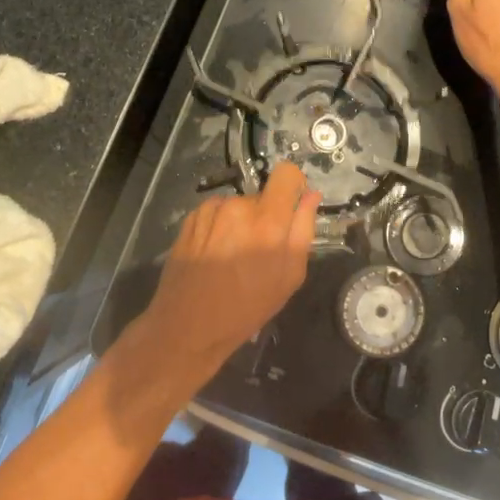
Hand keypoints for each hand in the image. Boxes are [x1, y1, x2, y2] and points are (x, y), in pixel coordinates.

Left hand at [140, 161, 320, 367]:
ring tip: (233, 257)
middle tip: (259, 252)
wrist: (188, 326)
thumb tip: (311, 196)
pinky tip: (214, 254)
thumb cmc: (246, 308)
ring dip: (241, 223)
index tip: (291, 207)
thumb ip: (303, 230)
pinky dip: (219, 227)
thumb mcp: (289, 276)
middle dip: (266, 217)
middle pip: (262, 197)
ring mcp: (210, 211)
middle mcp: (238, 207)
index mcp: (268, 221)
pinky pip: (215, 213)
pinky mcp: (190, 219)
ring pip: (238, 206)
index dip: (293, 186)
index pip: (286, 173)